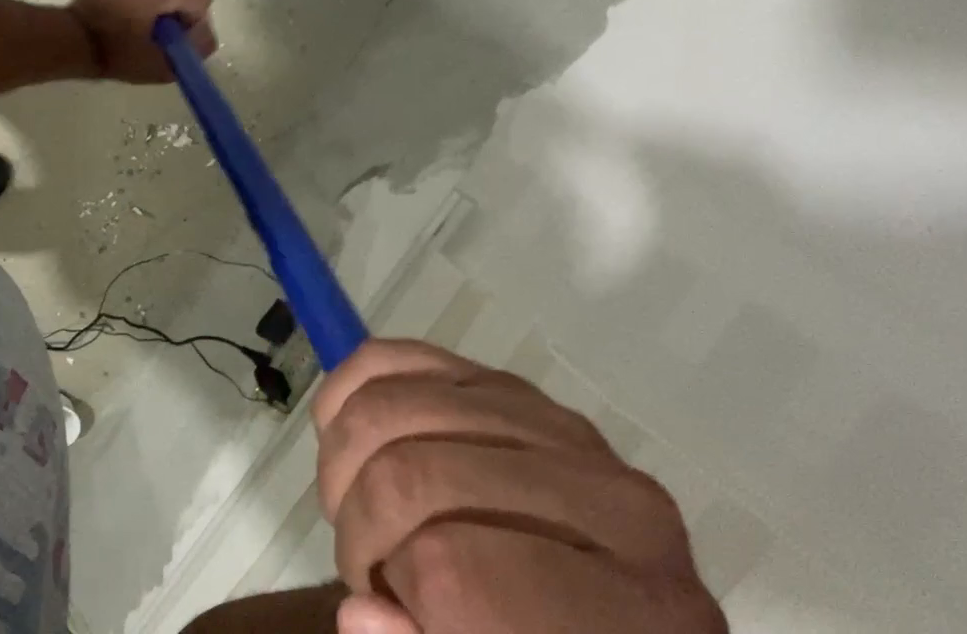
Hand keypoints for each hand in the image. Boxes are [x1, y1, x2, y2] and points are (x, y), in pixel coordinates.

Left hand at [67, 0, 216, 83]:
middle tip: (163, 35)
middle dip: (182, 10)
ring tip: (148, 25)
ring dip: (167, 1)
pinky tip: (137, 14)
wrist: (70, 40)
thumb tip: (205, 41)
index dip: (194, 25)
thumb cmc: (114, 52)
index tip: (175, 42)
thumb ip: (192, 51)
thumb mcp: (160, 63)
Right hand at [312, 340, 725, 633]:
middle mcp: (600, 493)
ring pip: (392, 405)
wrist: (612, 620)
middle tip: (363, 562)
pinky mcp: (506, 385)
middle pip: (411, 473)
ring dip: (343, 460)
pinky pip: (398, 359)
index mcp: (623, 604)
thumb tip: (361, 611)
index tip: (381, 599)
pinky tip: (348, 442)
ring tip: (358, 508)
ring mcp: (550, 422)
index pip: (452, 563)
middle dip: (356, 519)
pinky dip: (349, 393)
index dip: (388, 577)